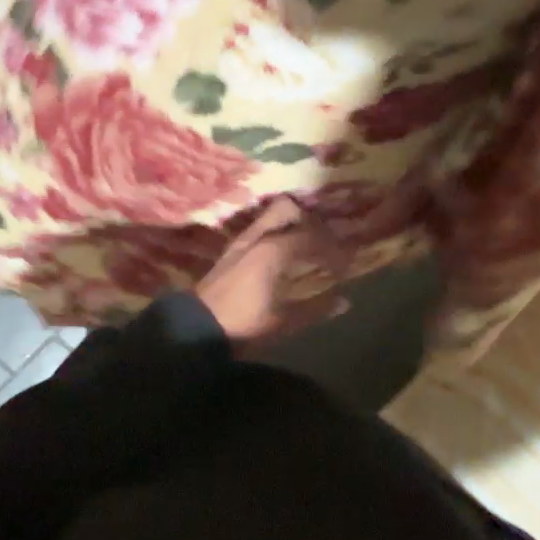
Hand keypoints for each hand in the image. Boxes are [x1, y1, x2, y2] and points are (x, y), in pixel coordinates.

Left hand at [194, 197, 348, 352]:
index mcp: (273, 251)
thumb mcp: (282, 322)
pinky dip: (275, 237)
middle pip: (287, 209)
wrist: (194, 330)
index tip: (344, 265)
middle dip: (309, 222)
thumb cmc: (242, 326)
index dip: (333, 249)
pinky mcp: (228, 254)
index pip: (312, 237)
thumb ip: (315, 309)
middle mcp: (256, 238)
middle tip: (324, 244)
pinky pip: (257, 233)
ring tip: (305, 249)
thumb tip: (344, 302)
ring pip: (269, 219)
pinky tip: (281, 259)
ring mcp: (239, 243)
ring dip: (290, 227)